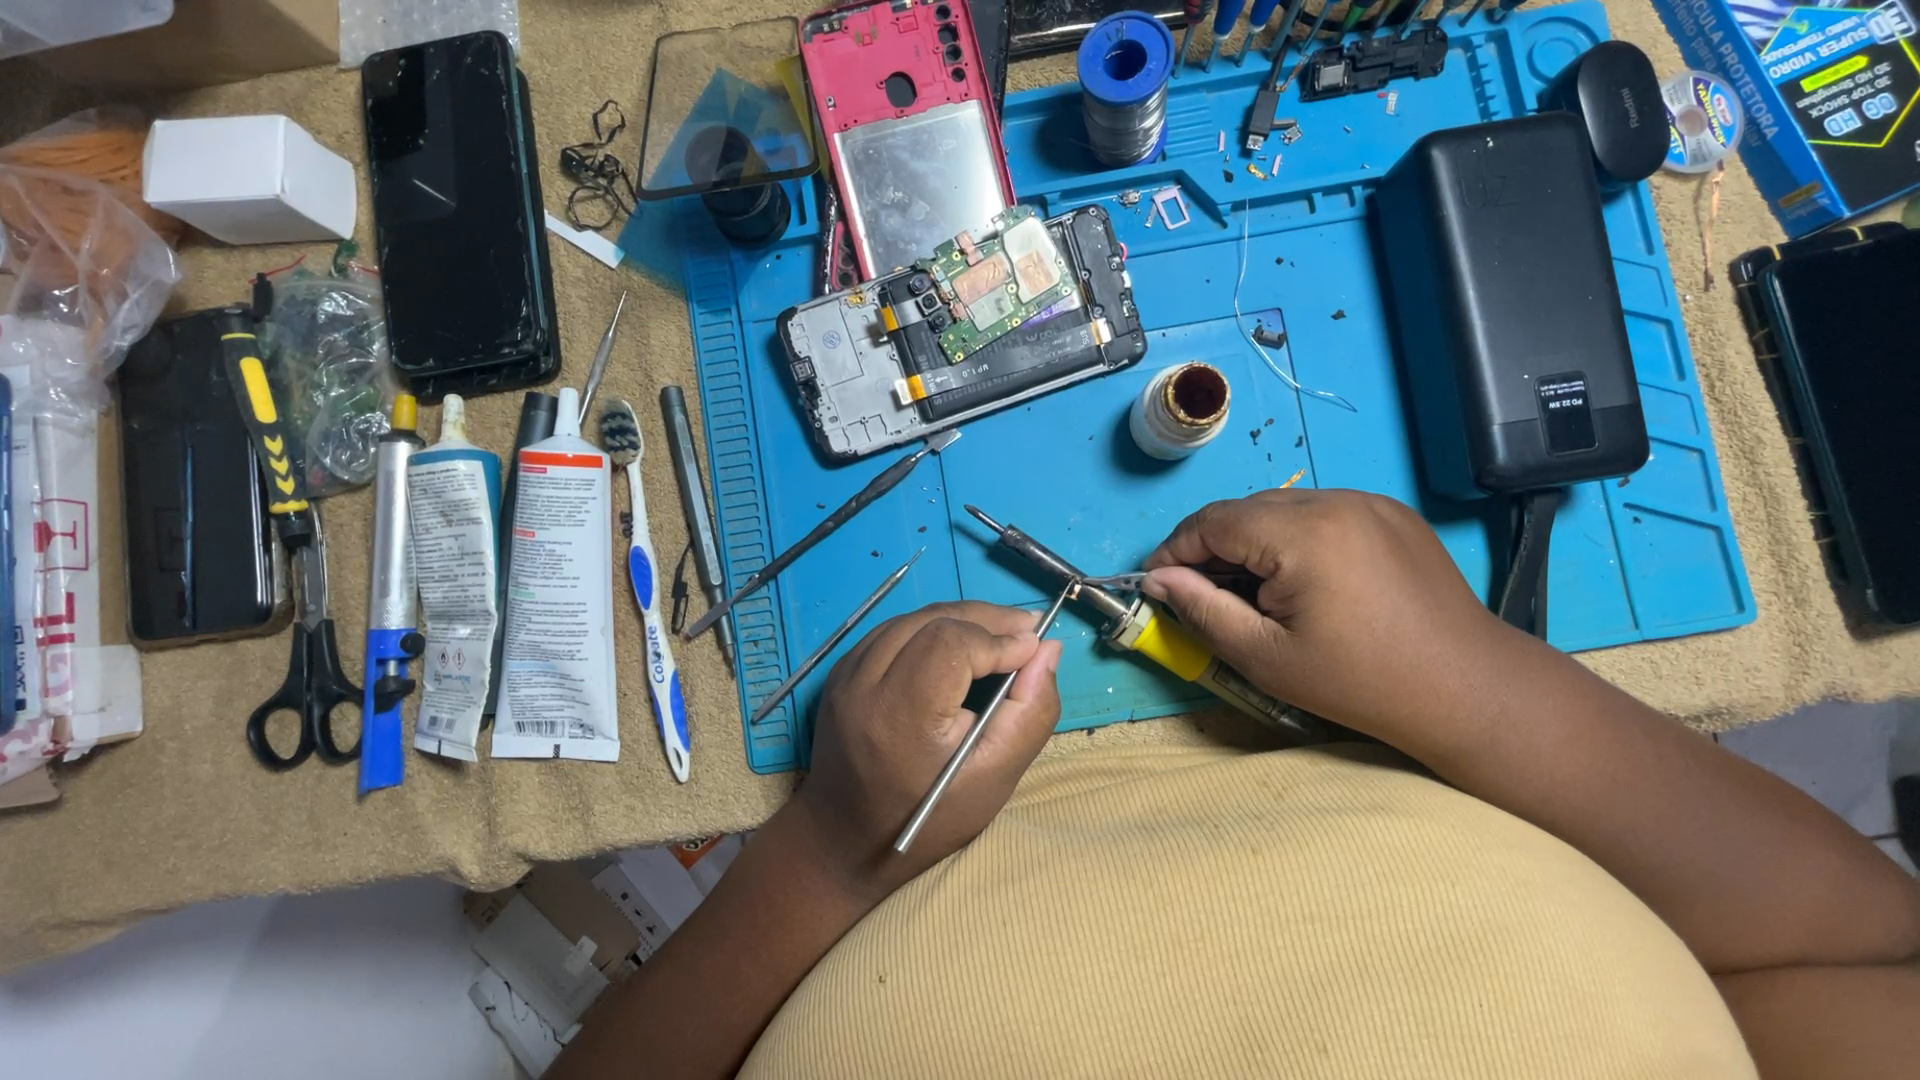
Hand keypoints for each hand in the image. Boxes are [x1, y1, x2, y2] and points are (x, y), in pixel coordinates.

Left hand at [792, 601, 1063, 898]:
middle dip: (986, 619)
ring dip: (960, 619)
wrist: (845, 840)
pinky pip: (893, 630)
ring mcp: (847, 675)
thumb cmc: (928, 818)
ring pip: (912, 618)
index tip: (1033, 650)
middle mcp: (865, 684)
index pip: (952, 643)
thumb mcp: (995, 778)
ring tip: (1000, 634)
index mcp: (901, 715)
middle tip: (1026, 630)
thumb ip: (1030, 712)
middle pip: (932, 620)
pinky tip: (957, 644)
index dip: (998, 639)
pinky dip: (930, 628)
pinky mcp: (841, 673)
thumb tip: (1047, 650)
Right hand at [1141, 489, 1529, 743]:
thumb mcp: (1264, 656)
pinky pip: (1319, 512)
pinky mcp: (1390, 513)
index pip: (1212, 522)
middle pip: (1245, 510)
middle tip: (1201, 593)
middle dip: (1211, 547)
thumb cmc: (1358, 681)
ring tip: (1251, 590)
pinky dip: (1292, 537)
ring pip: (1281, 508)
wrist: (1467, 689)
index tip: (1156, 582)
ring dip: (1251, 541)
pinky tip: (1299, 580)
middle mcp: (1334, 500)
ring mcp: (1368, 502)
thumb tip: (1159, 578)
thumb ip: (1202, 609)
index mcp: (1302, 532)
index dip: (1175, 550)